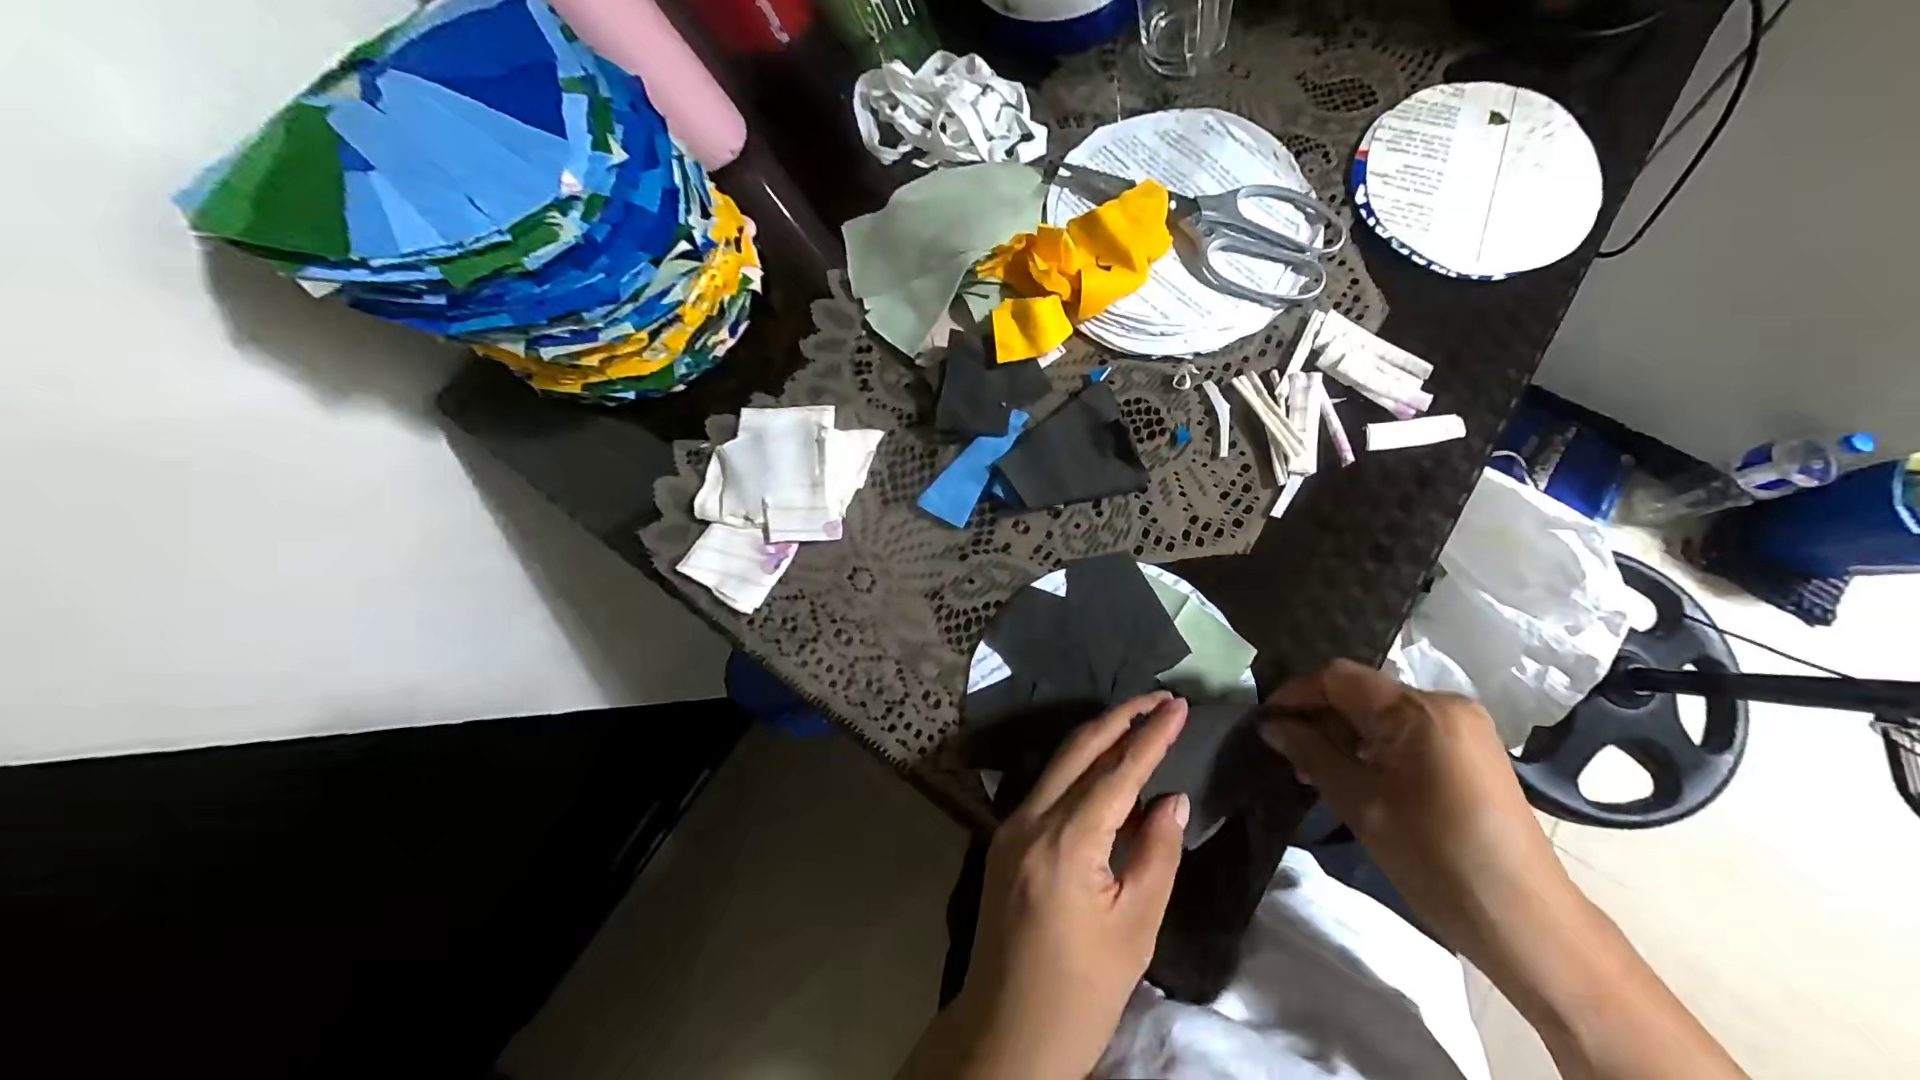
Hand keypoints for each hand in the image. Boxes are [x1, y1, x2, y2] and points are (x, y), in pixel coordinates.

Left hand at [897, 692, 1190, 1079]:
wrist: (1007, 1031)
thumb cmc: (1083, 990)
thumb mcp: (1136, 928)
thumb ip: (1157, 853)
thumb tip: (1170, 798)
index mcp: (1066, 844)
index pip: (1117, 773)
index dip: (1151, 736)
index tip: (1178, 707)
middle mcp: (1029, 822)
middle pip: (1077, 751)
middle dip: (1119, 718)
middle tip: (1159, 699)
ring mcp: (1009, 828)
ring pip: (1058, 765)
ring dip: (1098, 738)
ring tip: (1139, 720)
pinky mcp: (1004, 841)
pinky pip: (1047, 790)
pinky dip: (1080, 771)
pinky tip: (1108, 770)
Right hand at [1260, 662, 1748, 1079]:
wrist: (1525, 921)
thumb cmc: (1435, 856)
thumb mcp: (1359, 802)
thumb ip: (1310, 753)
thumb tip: (1271, 725)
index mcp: (1421, 709)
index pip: (1339, 677)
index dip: (1295, 693)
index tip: (1265, 723)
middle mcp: (1445, 704)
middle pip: (1362, 693)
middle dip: (1319, 718)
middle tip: (1288, 755)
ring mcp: (1463, 728)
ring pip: (1381, 714)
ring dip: (1343, 735)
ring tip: (1315, 772)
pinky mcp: (1470, 752)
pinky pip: (1405, 733)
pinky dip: (1372, 748)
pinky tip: (1353, 778)